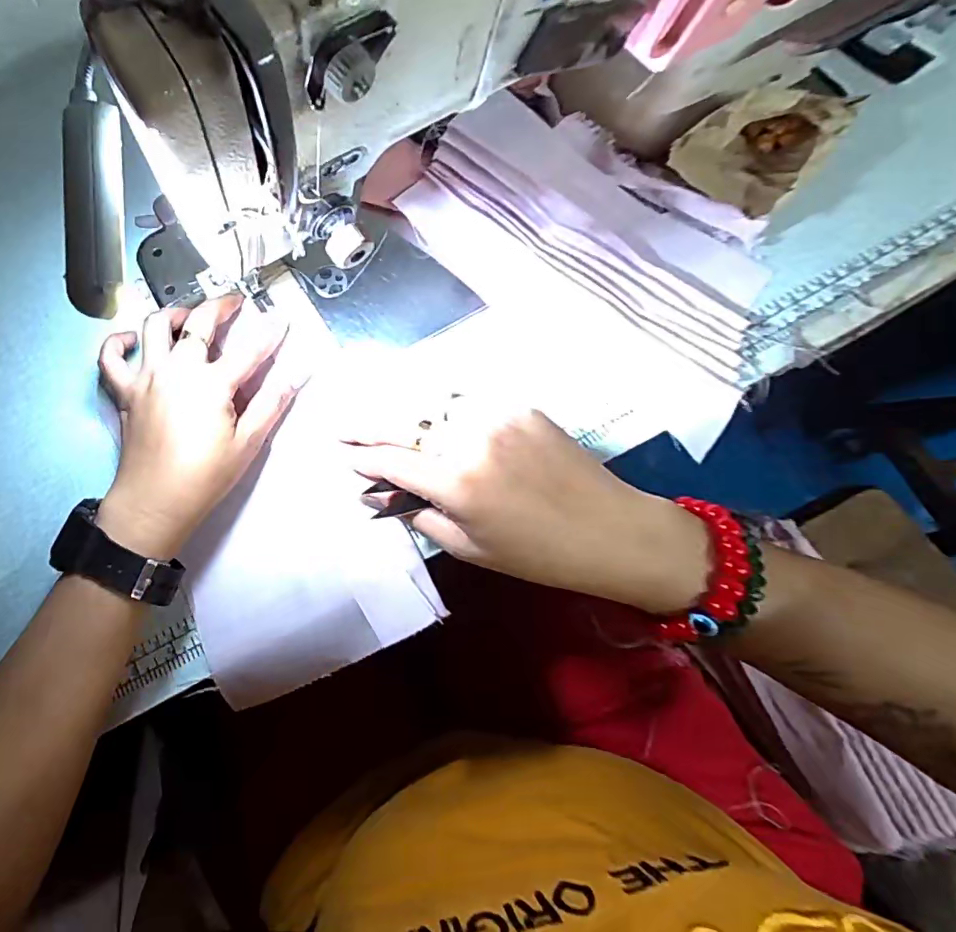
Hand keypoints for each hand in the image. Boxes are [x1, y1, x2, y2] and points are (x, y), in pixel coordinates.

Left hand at [96, 294, 300, 558]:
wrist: (154, 503)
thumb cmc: (203, 477)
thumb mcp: (248, 443)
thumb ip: (272, 403)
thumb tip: (298, 375)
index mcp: (212, 384)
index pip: (250, 349)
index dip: (270, 332)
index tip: (281, 321)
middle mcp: (177, 370)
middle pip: (199, 321)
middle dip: (221, 305)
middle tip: (235, 302)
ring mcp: (147, 377)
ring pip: (154, 325)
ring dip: (174, 313)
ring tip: (189, 316)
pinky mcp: (125, 391)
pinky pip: (111, 356)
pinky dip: (118, 342)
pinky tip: (131, 339)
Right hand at [344, 402, 712, 613]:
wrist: (611, 529)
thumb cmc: (538, 554)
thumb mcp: (470, 548)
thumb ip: (420, 515)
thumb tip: (378, 495)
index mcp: (457, 483)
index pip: (392, 460)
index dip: (362, 457)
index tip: (343, 454)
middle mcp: (471, 439)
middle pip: (404, 421)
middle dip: (369, 424)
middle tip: (346, 426)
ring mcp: (497, 416)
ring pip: (433, 404)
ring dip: (405, 411)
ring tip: (387, 420)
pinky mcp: (520, 406)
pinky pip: (468, 401)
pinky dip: (444, 409)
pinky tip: (435, 416)